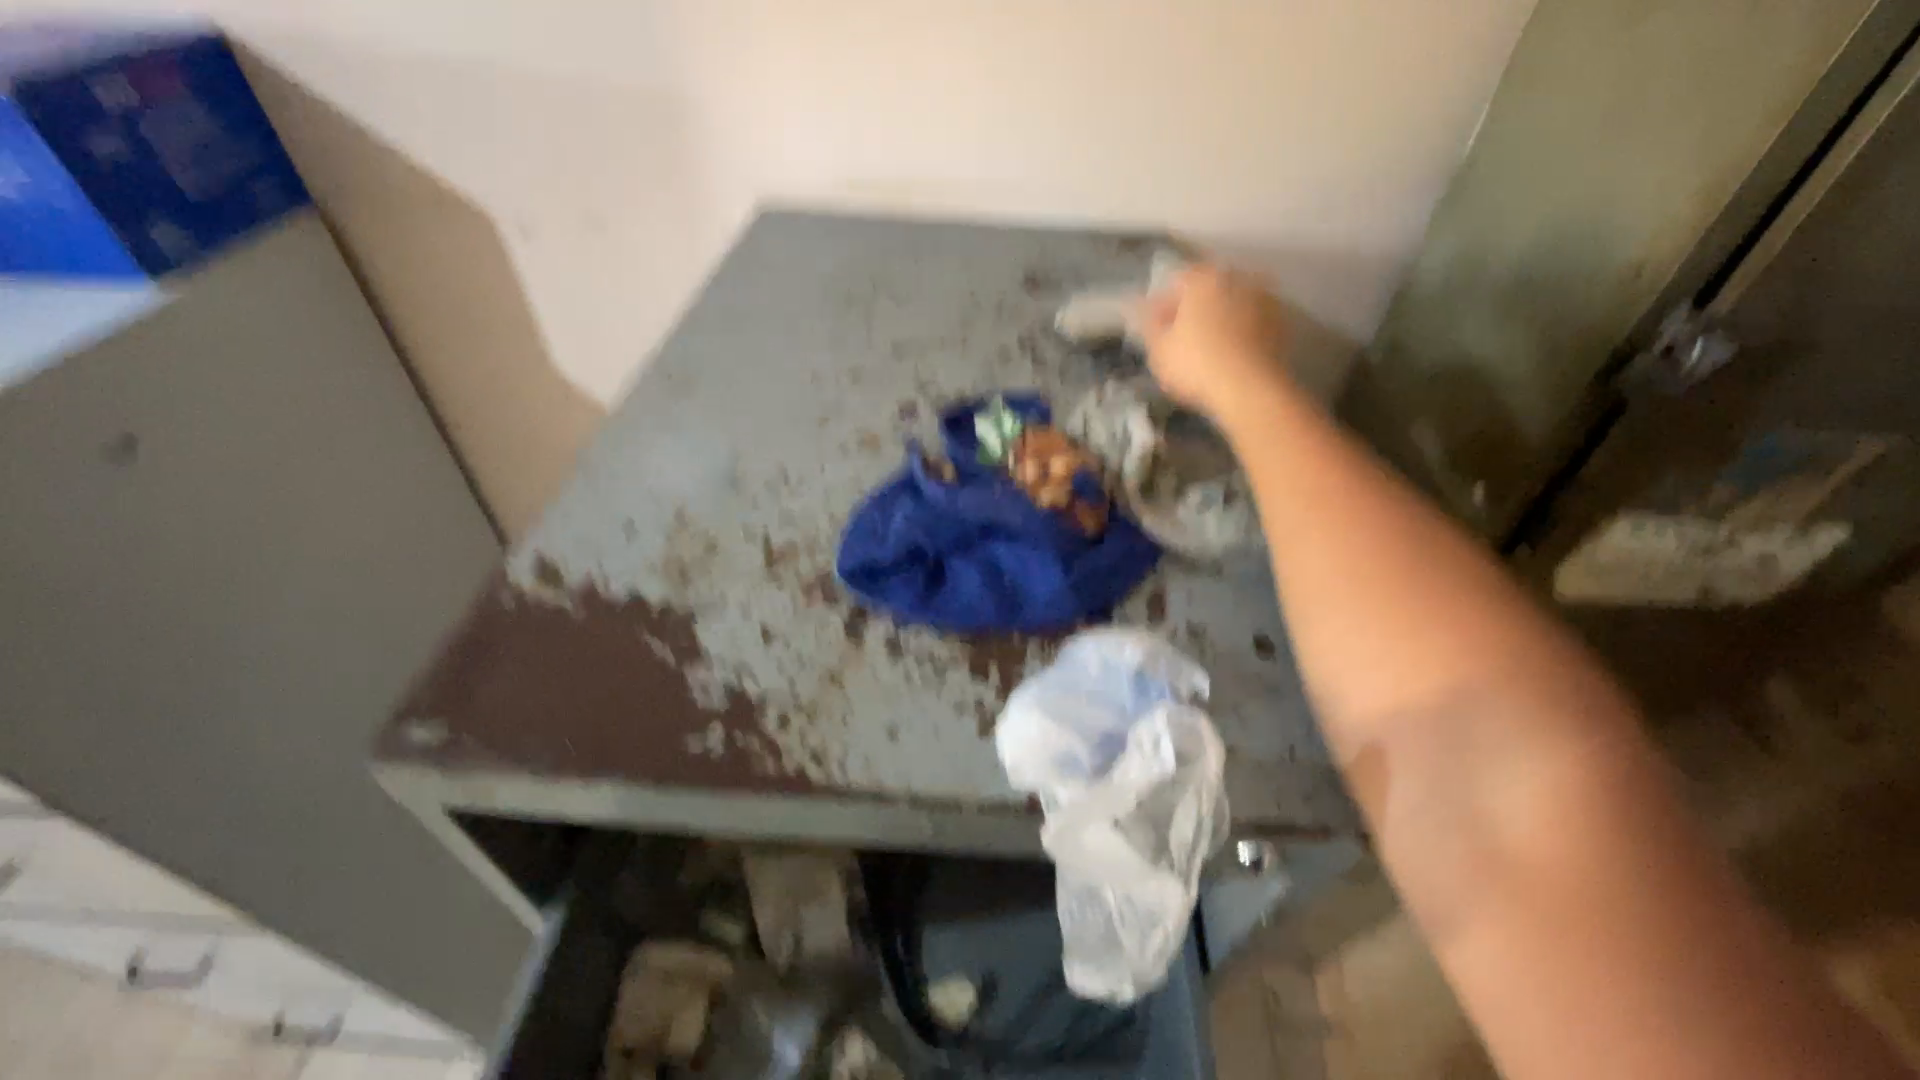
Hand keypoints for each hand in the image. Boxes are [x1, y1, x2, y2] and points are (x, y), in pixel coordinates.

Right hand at [1135, 264, 1290, 418]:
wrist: (1250, 389)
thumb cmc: (1196, 364)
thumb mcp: (1159, 349)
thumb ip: (1148, 323)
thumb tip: (1136, 306)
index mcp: (1203, 278)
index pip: (1176, 280)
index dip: (1163, 303)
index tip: (1157, 326)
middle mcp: (1236, 277)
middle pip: (1208, 288)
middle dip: (1194, 307)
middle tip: (1182, 336)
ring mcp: (1263, 297)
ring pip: (1232, 303)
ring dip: (1220, 318)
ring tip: (1208, 347)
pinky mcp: (1281, 321)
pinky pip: (1252, 321)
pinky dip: (1242, 331)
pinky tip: (1232, 354)